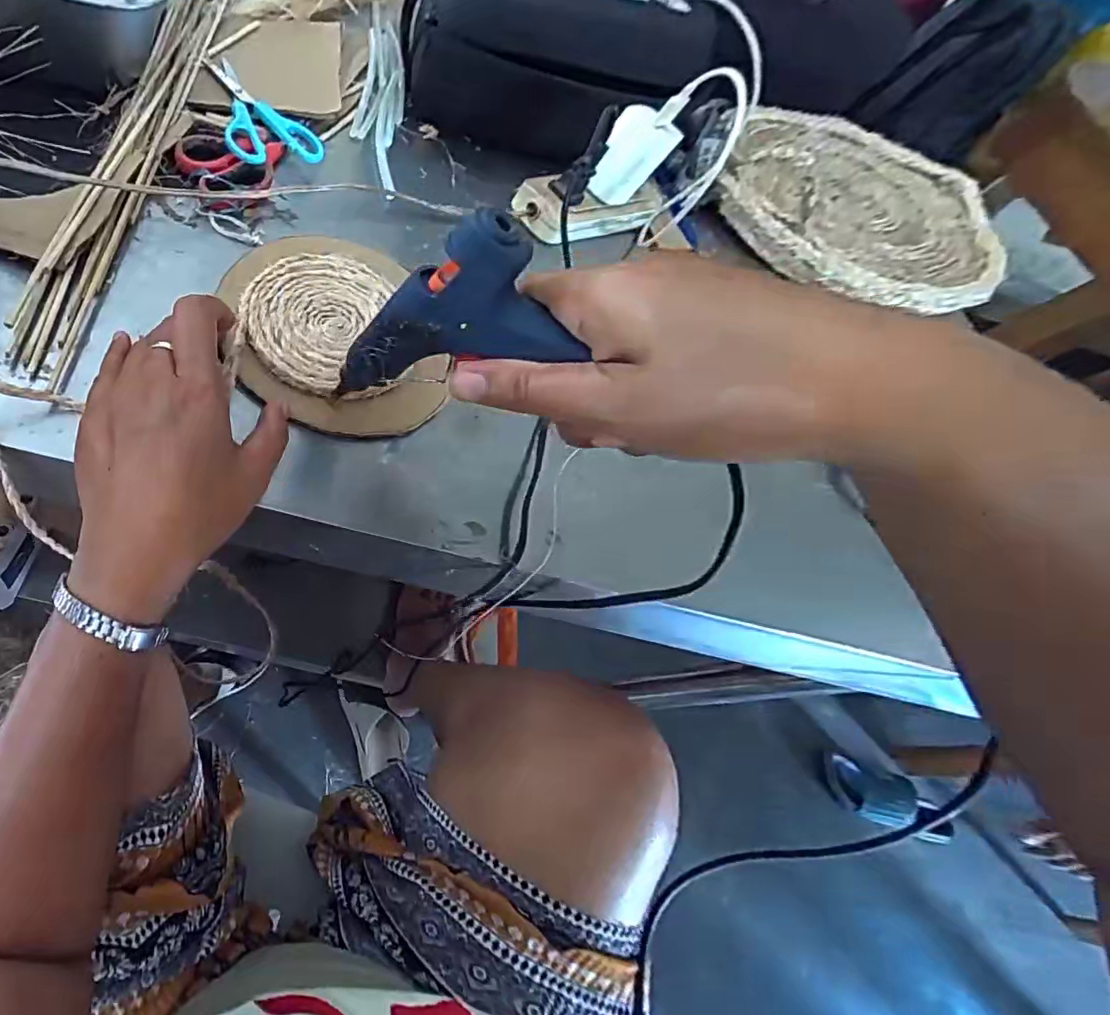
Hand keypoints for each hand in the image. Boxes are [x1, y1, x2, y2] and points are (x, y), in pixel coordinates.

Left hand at [68, 295, 288, 623]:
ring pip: (136, 350)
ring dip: (158, 354)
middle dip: (190, 340)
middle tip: (203, 371)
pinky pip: (106, 371)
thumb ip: (272, 434)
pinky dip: (121, 361)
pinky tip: (129, 368)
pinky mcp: (90, 417)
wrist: (131, 551)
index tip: (226, 336)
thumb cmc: (196, 516)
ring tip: (169, 381)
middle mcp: (151, 382)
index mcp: (196, 391)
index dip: (213, 311)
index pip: (194, 314)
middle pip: (166, 330)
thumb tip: (276, 406)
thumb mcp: (251, 480)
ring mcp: (114, 397)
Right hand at [448, 253, 985, 464]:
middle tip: (596, 424)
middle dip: (561, 382)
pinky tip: (674, 408)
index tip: (518, 395)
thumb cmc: (726, 394)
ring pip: (602, 342)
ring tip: (641, 426)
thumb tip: (454, 374)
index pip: (514, 303)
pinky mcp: (715, 304)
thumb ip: (526, 389)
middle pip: (558, 329)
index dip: (500, 348)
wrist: (877, 385)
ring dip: (602, 389)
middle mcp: (636, 272)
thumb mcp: (609, 404)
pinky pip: (645, 341)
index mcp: (600, 287)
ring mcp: (681, 286)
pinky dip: (641, 378)